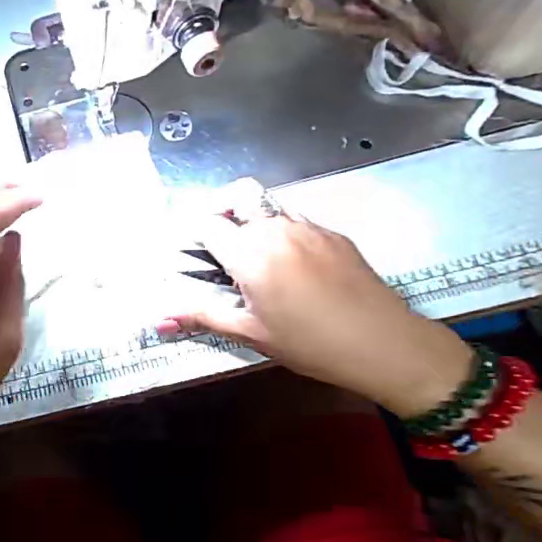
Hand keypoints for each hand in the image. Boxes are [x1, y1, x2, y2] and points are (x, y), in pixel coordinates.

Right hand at [167, 188, 472, 417]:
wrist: (380, 341)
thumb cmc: (309, 343)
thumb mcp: (252, 332)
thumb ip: (204, 317)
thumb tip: (160, 319)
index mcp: (249, 252)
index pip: (207, 224)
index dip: (195, 235)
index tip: (194, 254)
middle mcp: (276, 228)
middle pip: (238, 198)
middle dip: (222, 212)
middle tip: (221, 246)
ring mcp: (308, 227)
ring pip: (270, 208)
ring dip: (255, 223)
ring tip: (260, 262)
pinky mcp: (334, 234)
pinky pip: (298, 222)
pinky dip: (285, 234)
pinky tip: (296, 269)